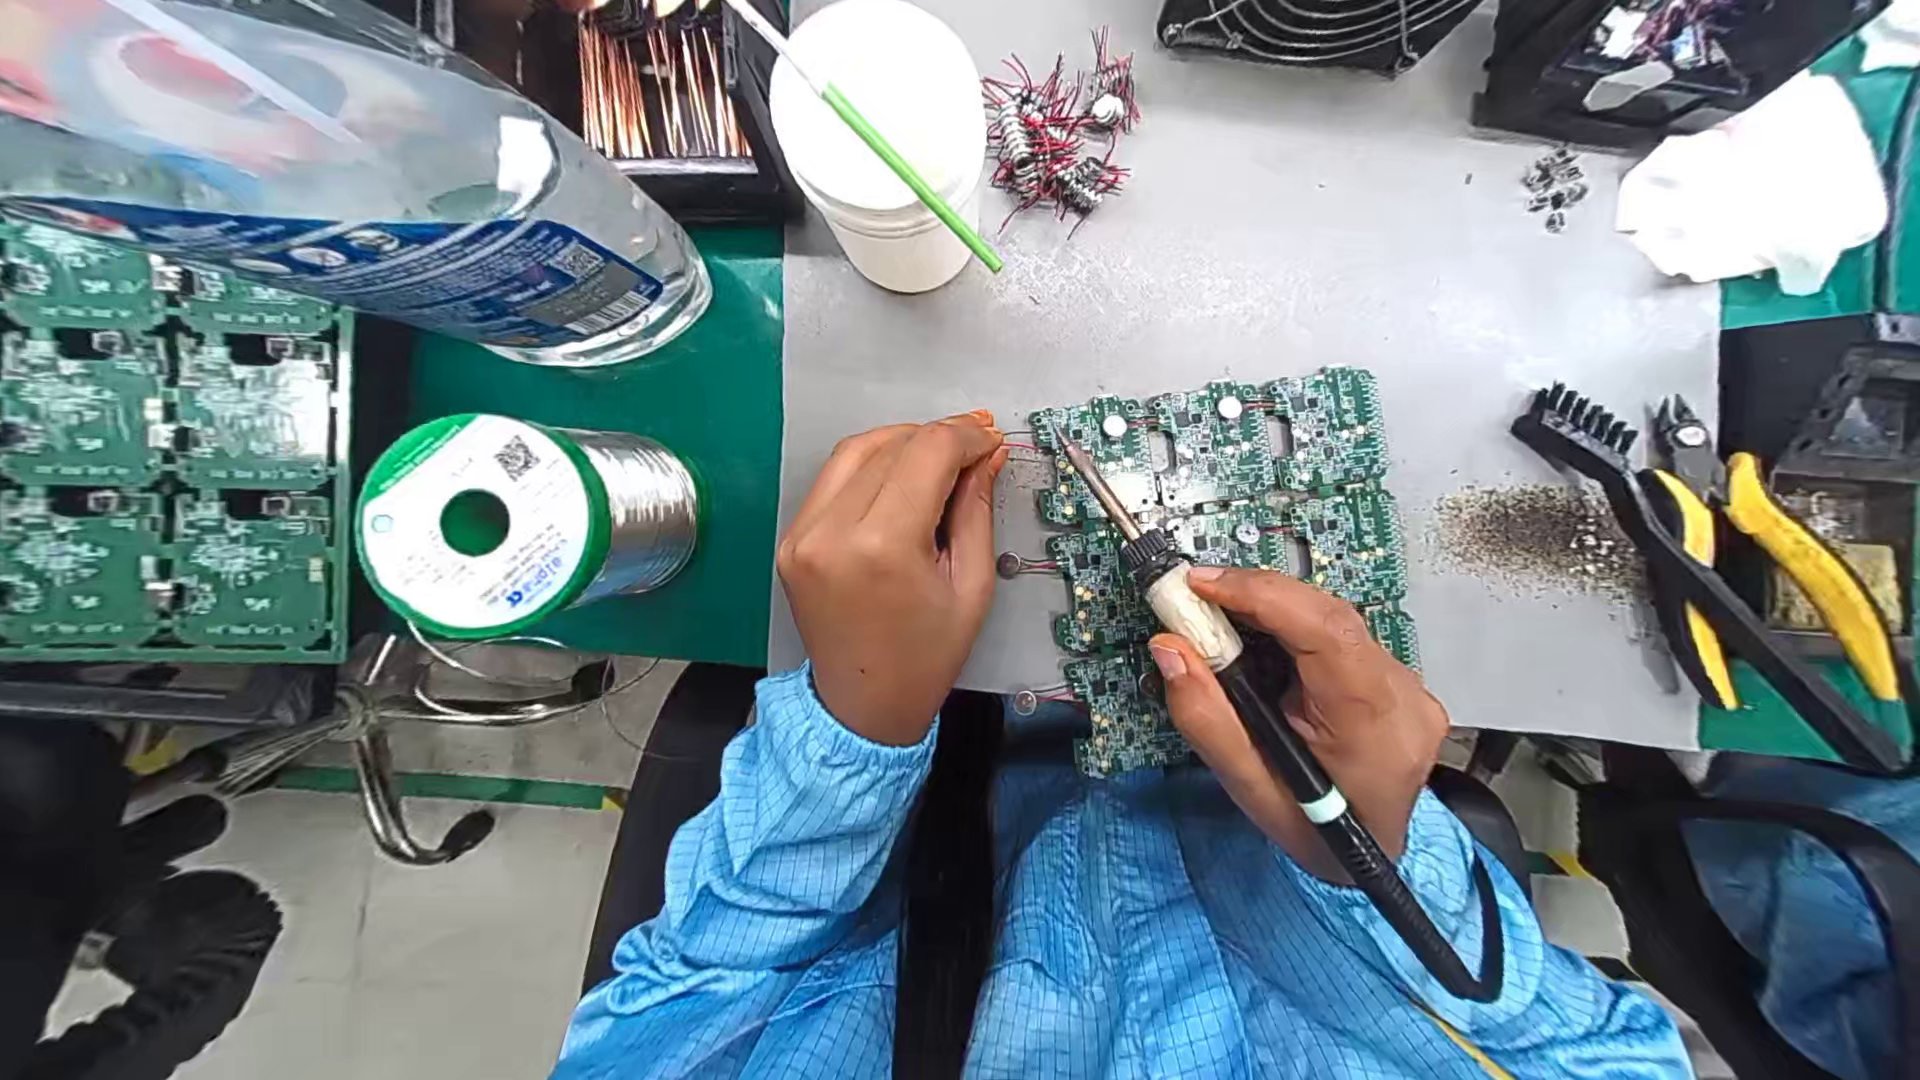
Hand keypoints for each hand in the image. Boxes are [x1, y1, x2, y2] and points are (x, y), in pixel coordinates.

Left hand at [777, 412, 1007, 745]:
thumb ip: (976, 510)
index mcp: (883, 546)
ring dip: (902, 442)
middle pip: (892, 445)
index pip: (927, 452)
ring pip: (856, 450)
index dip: (966, 436)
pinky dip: (870, 465)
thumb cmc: (927, 657)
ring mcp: (802, 534)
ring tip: (939, 457)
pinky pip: (832, 479)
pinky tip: (899, 477)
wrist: (864, 706)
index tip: (990, 441)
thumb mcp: (972, 585)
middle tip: (973, 447)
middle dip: (939, 437)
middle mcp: (832, 531)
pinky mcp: (791, 540)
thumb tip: (986, 455)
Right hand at [1149, 566, 1447, 880]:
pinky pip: (1333, 630)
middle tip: (1193, 597)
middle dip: (1252, 595)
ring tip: (1214, 615)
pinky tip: (1252, 633)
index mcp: (1375, 727)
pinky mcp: (1393, 678)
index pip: (1326, 631)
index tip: (1200, 583)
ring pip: (1328, 617)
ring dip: (1266, 607)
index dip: (1260, 594)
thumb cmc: (1311, 829)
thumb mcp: (1246, 784)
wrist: (1367, 855)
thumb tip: (1169, 649)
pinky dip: (1284, 622)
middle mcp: (1404, 697)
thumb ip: (1204, 717)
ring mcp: (1406, 685)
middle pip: (1326, 615)